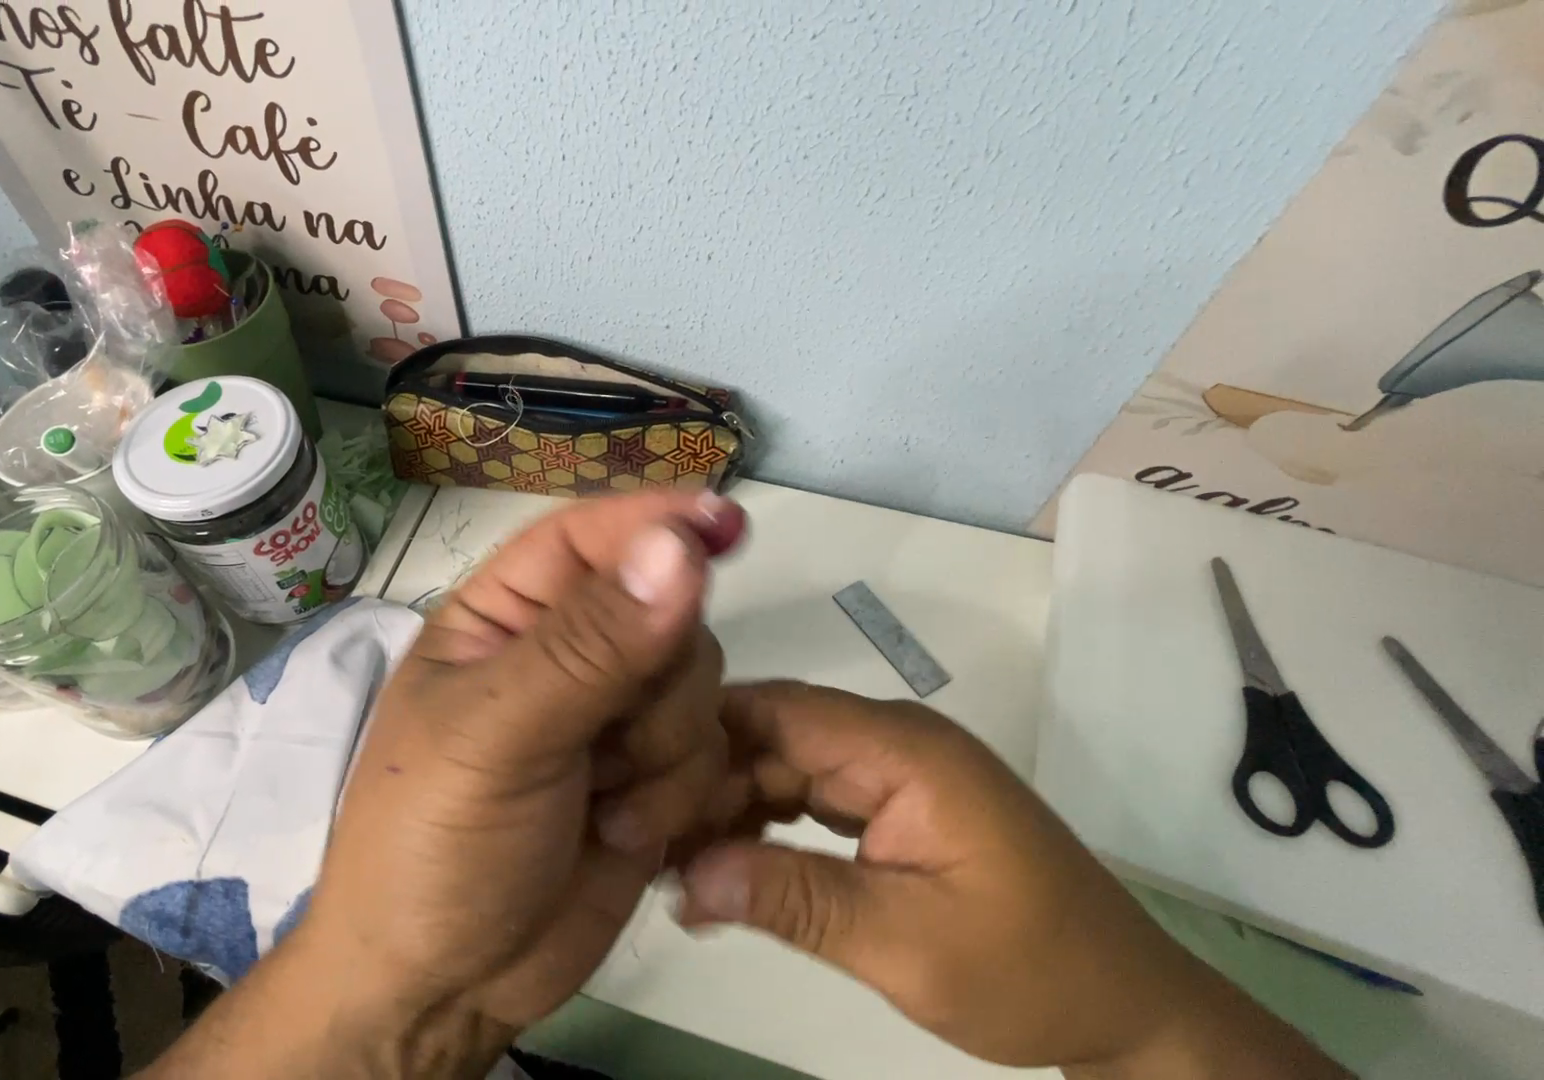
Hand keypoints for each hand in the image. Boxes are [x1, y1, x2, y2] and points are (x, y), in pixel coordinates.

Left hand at [287, 493, 747, 1063]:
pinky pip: (711, 749)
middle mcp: (565, 654)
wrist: (445, 988)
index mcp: (504, 618)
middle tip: (609, 746)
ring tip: (606, 807)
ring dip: (669, 749)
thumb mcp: (496, 736)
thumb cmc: (434, 845)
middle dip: (659, 680)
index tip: (727, 523)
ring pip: (698, 682)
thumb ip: (590, 646)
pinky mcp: (651, 778)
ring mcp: (612, 717)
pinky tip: (629, 834)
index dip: (654, 522)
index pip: (586, 540)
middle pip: (666, 610)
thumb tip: (680, 547)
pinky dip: (685, 793)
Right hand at [678, 681, 1349, 1078]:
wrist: (1124, 1009)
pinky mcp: (889, 804)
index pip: (777, 710)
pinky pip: (807, 798)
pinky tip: (719, 868)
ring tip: (667, 860)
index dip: (699, 735)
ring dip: (727, 809)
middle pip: (772, 736)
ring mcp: (890, 772)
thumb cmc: (1025, 969)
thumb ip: (791, 897)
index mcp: (901, 748)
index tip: (632, 782)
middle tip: (639, 838)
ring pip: (782, 766)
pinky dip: (762, 829)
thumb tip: (684, 874)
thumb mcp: (902, 942)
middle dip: (704, 782)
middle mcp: (890, 741)